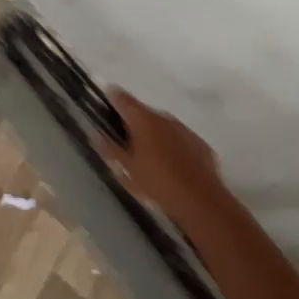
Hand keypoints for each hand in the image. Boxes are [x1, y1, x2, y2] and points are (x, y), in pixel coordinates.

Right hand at [96, 89, 222, 215]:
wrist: (202, 202)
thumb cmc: (157, 182)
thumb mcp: (126, 169)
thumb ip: (109, 149)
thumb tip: (97, 136)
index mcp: (142, 119)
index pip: (122, 98)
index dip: (111, 96)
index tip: (105, 98)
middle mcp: (164, 118)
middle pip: (143, 113)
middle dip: (134, 123)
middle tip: (127, 141)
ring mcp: (185, 130)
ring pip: (163, 126)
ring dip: (155, 135)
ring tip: (150, 156)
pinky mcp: (201, 145)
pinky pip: (181, 139)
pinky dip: (174, 146)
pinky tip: (172, 165)